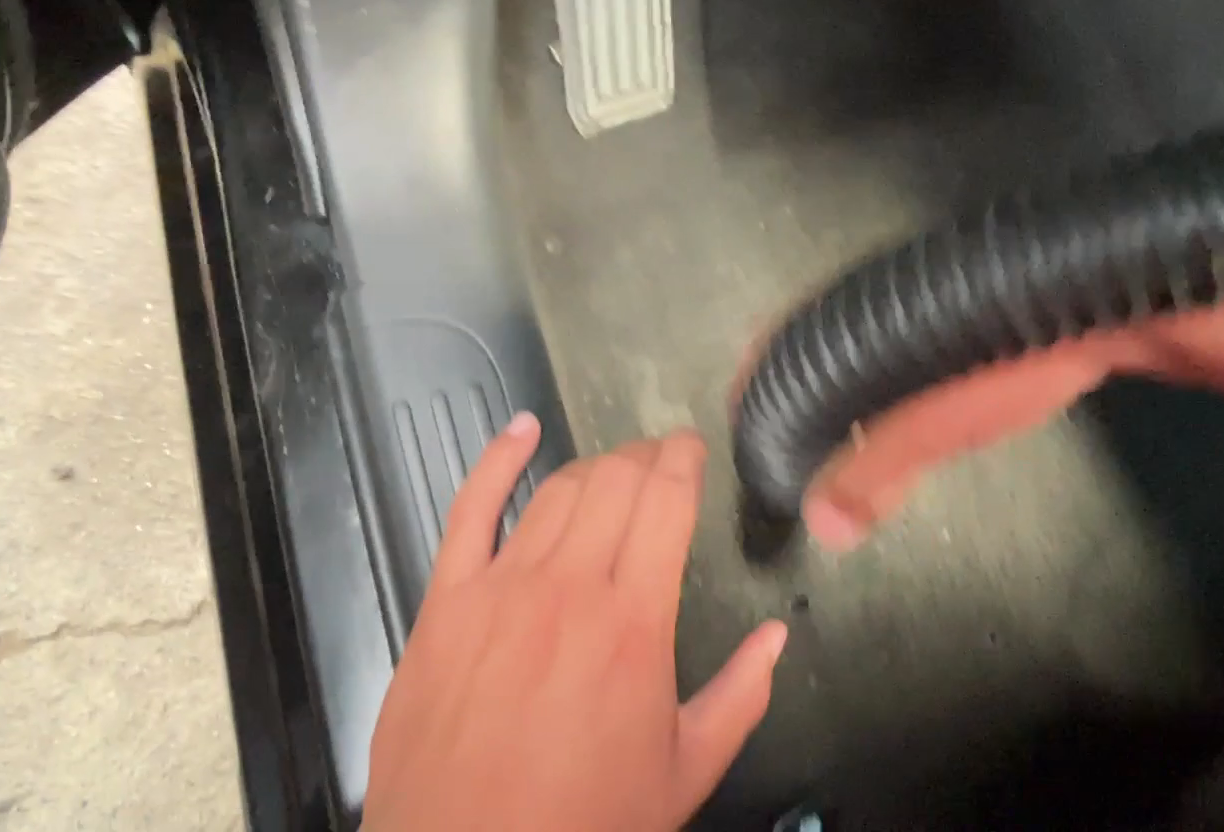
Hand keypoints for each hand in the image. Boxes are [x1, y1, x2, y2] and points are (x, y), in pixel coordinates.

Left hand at [364, 415, 788, 831]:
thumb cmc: (584, 820)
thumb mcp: (685, 770)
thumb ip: (741, 695)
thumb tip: (778, 636)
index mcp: (633, 622)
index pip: (666, 501)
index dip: (684, 460)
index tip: (694, 448)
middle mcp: (569, 587)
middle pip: (615, 482)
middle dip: (647, 456)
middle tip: (662, 459)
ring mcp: (501, 587)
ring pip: (557, 489)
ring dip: (595, 465)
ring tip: (616, 467)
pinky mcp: (446, 599)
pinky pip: (470, 508)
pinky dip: (496, 460)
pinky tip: (520, 430)